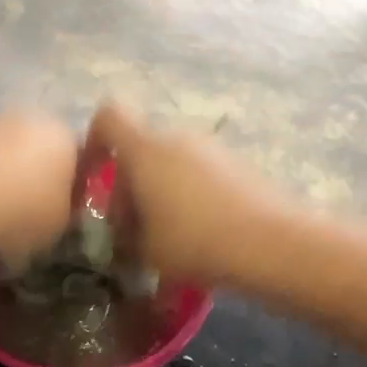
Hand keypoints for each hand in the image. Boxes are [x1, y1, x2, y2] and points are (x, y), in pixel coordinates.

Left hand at [0, 112, 78, 259]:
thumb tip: (60, 202)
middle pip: (38, 147)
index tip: (60, 209)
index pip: (77, 157)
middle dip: (34, 173)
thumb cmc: (21, 212)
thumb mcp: (60, 223)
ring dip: (1, 171)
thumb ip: (67, 208)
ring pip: (3, 149)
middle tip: (25, 210)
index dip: (70, 184)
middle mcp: (28, 118)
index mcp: (63, 136)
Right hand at [86, 103, 267, 283]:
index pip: (107, 116)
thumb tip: (124, 232)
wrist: (273, 243)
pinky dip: (189, 198)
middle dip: (129, 184)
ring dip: (160, 193)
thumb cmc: (194, 241)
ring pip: (170, 164)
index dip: (93, 140)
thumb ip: (124, 235)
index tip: (93, 176)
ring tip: (165, 237)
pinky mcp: (239, 164)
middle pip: (139, 148)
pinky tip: (198, 236)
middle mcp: (176, 137)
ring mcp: (212, 148)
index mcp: (144, 149)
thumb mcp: (144, 250)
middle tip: (131, 229)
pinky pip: (198, 175)